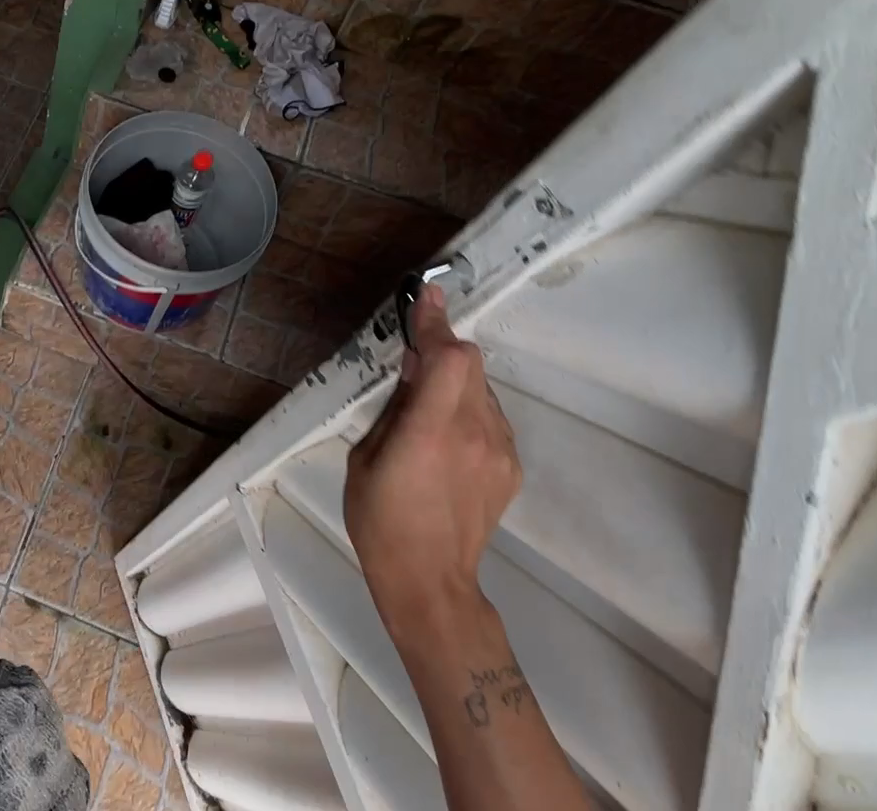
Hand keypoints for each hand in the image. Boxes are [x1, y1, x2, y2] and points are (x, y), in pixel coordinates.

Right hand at [344, 284, 519, 625]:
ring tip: (424, 414)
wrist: (428, 580)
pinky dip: (466, 410)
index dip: (437, 323)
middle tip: (414, 359)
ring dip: (454, 382)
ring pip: (481, 389)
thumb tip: (415, 369)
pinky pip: (489, 417)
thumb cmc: (379, 520)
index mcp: (429, 432)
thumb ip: (396, 409)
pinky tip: (444, 441)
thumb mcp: (366, 458)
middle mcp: (474, 434)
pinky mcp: (511, 466)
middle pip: (470, 363)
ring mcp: (500, 451)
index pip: (449, 358)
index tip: (425, 296)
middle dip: (442, 349)